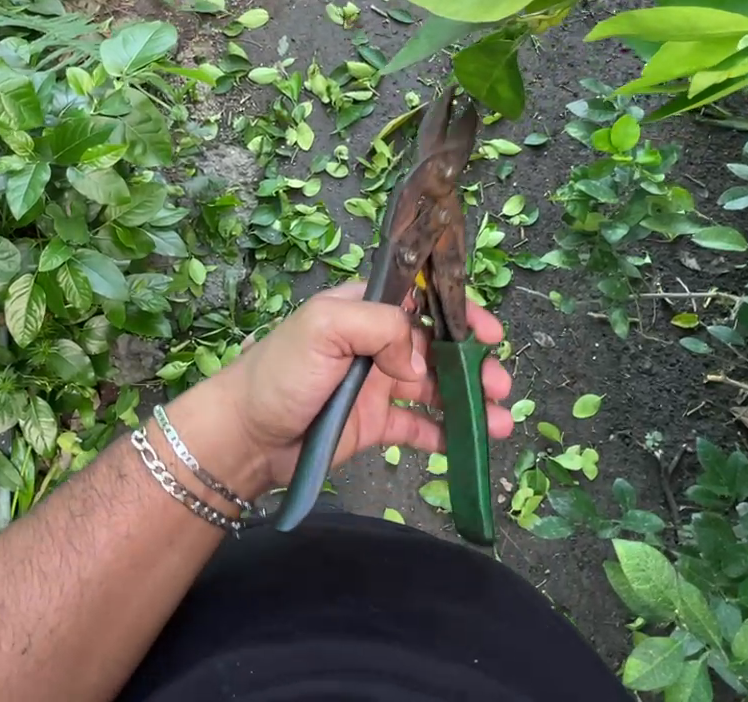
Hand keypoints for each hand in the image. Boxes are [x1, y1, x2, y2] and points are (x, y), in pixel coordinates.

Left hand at [192, 284, 512, 489]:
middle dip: (473, 363)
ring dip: (469, 401)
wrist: (247, 436)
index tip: (489, 332)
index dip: (459, 312)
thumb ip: (379, 326)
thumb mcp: (325, 328)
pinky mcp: (374, 425)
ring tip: (499, 420)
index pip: (420, 301)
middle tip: (500, 384)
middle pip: (437, 348)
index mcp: (363, 311)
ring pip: (435, 388)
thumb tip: (419, 357)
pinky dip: (446, 434)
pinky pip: (419, 427)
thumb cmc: (281, 372)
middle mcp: (375, 344)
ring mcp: (377, 386)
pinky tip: (471, 445)